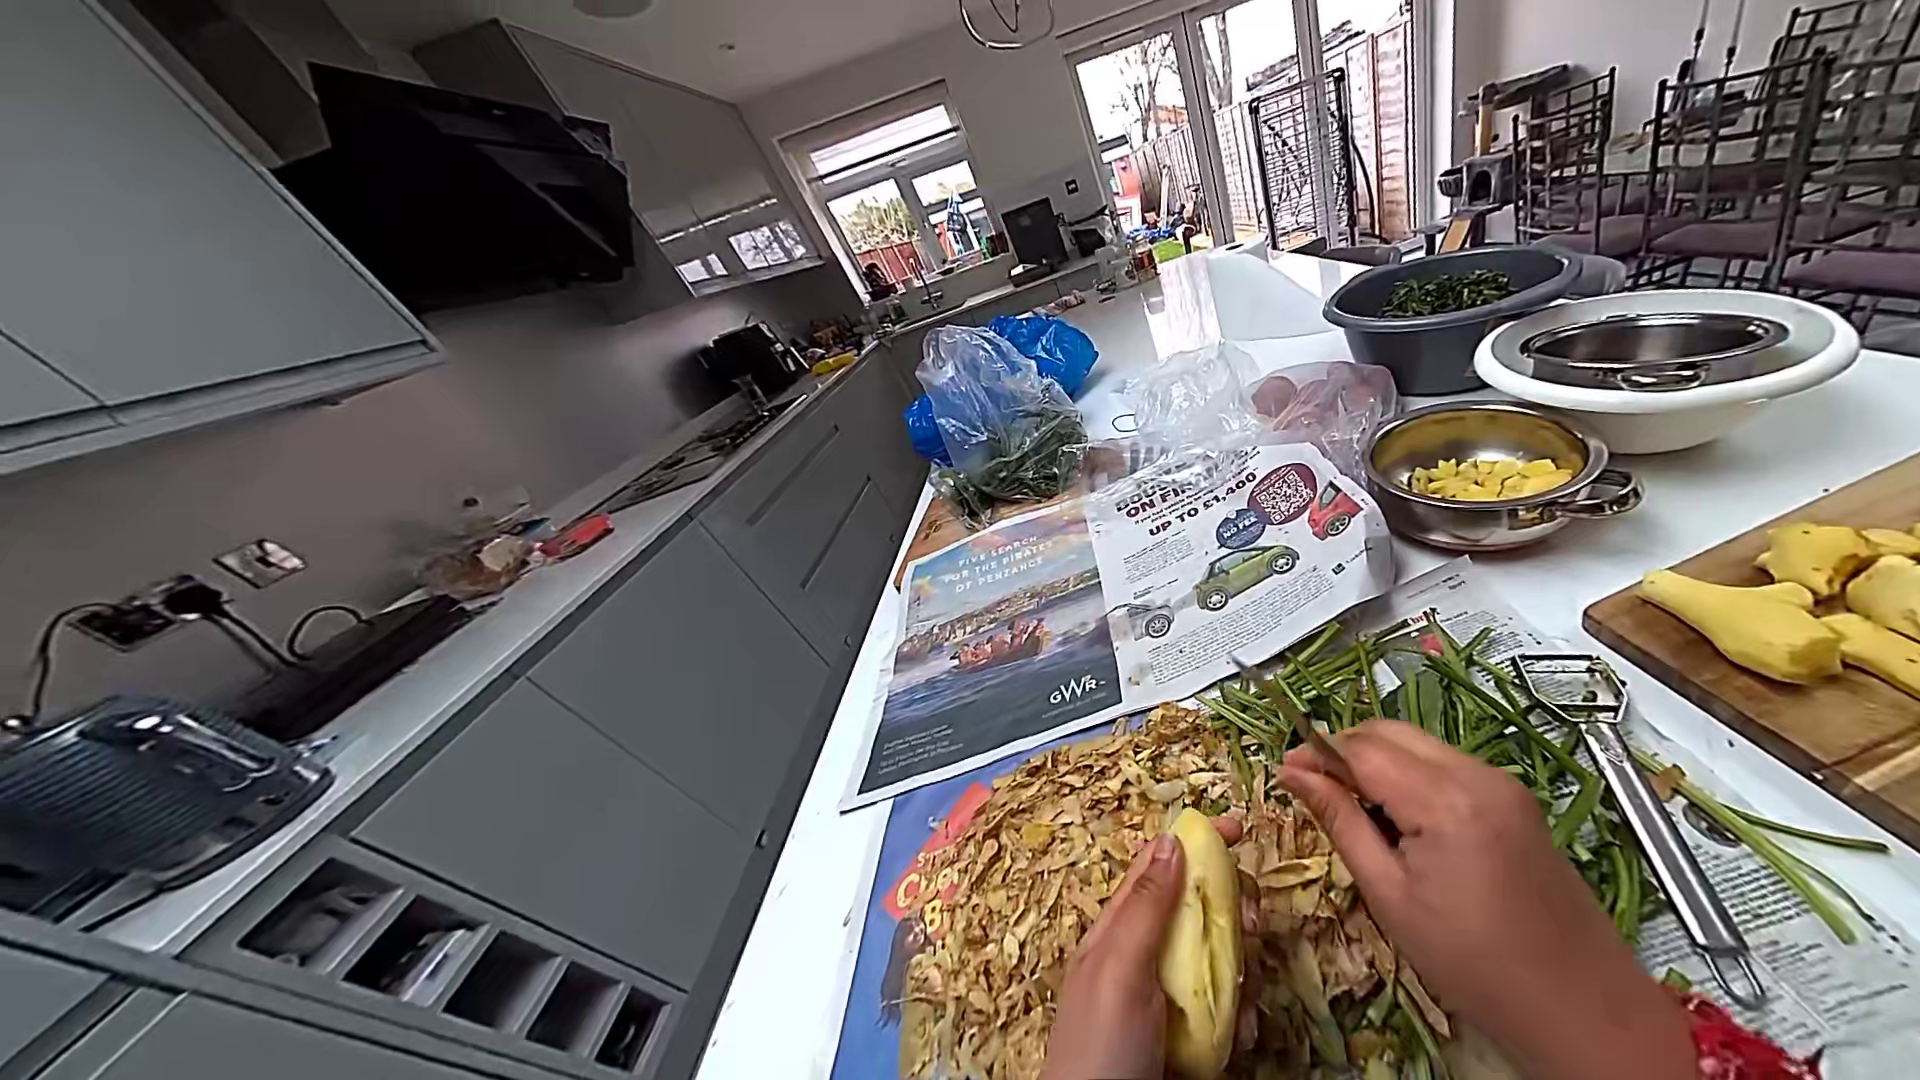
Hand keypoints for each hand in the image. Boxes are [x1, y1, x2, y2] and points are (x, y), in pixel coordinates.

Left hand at [1040, 816, 1242, 1079]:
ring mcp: (1170, 994)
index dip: (1194, 841)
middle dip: (1231, 907)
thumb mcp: (1119, 968)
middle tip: (1253, 921)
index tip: (1236, 827)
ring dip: (1243, 968)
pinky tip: (1246, 1034)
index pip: (1159, 865)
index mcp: (1121, 925)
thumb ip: (1146, 907)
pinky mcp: (1192, 1034)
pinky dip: (1244, 1015)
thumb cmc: (1101, 1044)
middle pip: (1197, 908)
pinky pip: (1227, 1008)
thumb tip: (1171, 839)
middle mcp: (1147, 951)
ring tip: (1246, 996)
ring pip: (1219, 957)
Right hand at [1280, 721, 1693, 1079]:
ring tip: (1356, 808)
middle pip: (1386, 731)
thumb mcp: (1388, 894)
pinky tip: (1400, 818)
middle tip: (1317, 790)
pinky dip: (1407, 773)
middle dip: (1343, 750)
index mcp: (1445, 801)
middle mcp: (1478, 776)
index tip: (1285, 774)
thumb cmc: (1475, 964)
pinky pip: (1442, 762)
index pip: (1359, 748)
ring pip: (1414, 742)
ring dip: (1374, 760)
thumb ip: (1338, 820)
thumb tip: (1290, 772)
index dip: (1315, 754)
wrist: (1591, 1017)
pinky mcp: (1515, 799)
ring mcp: (1503, 784)